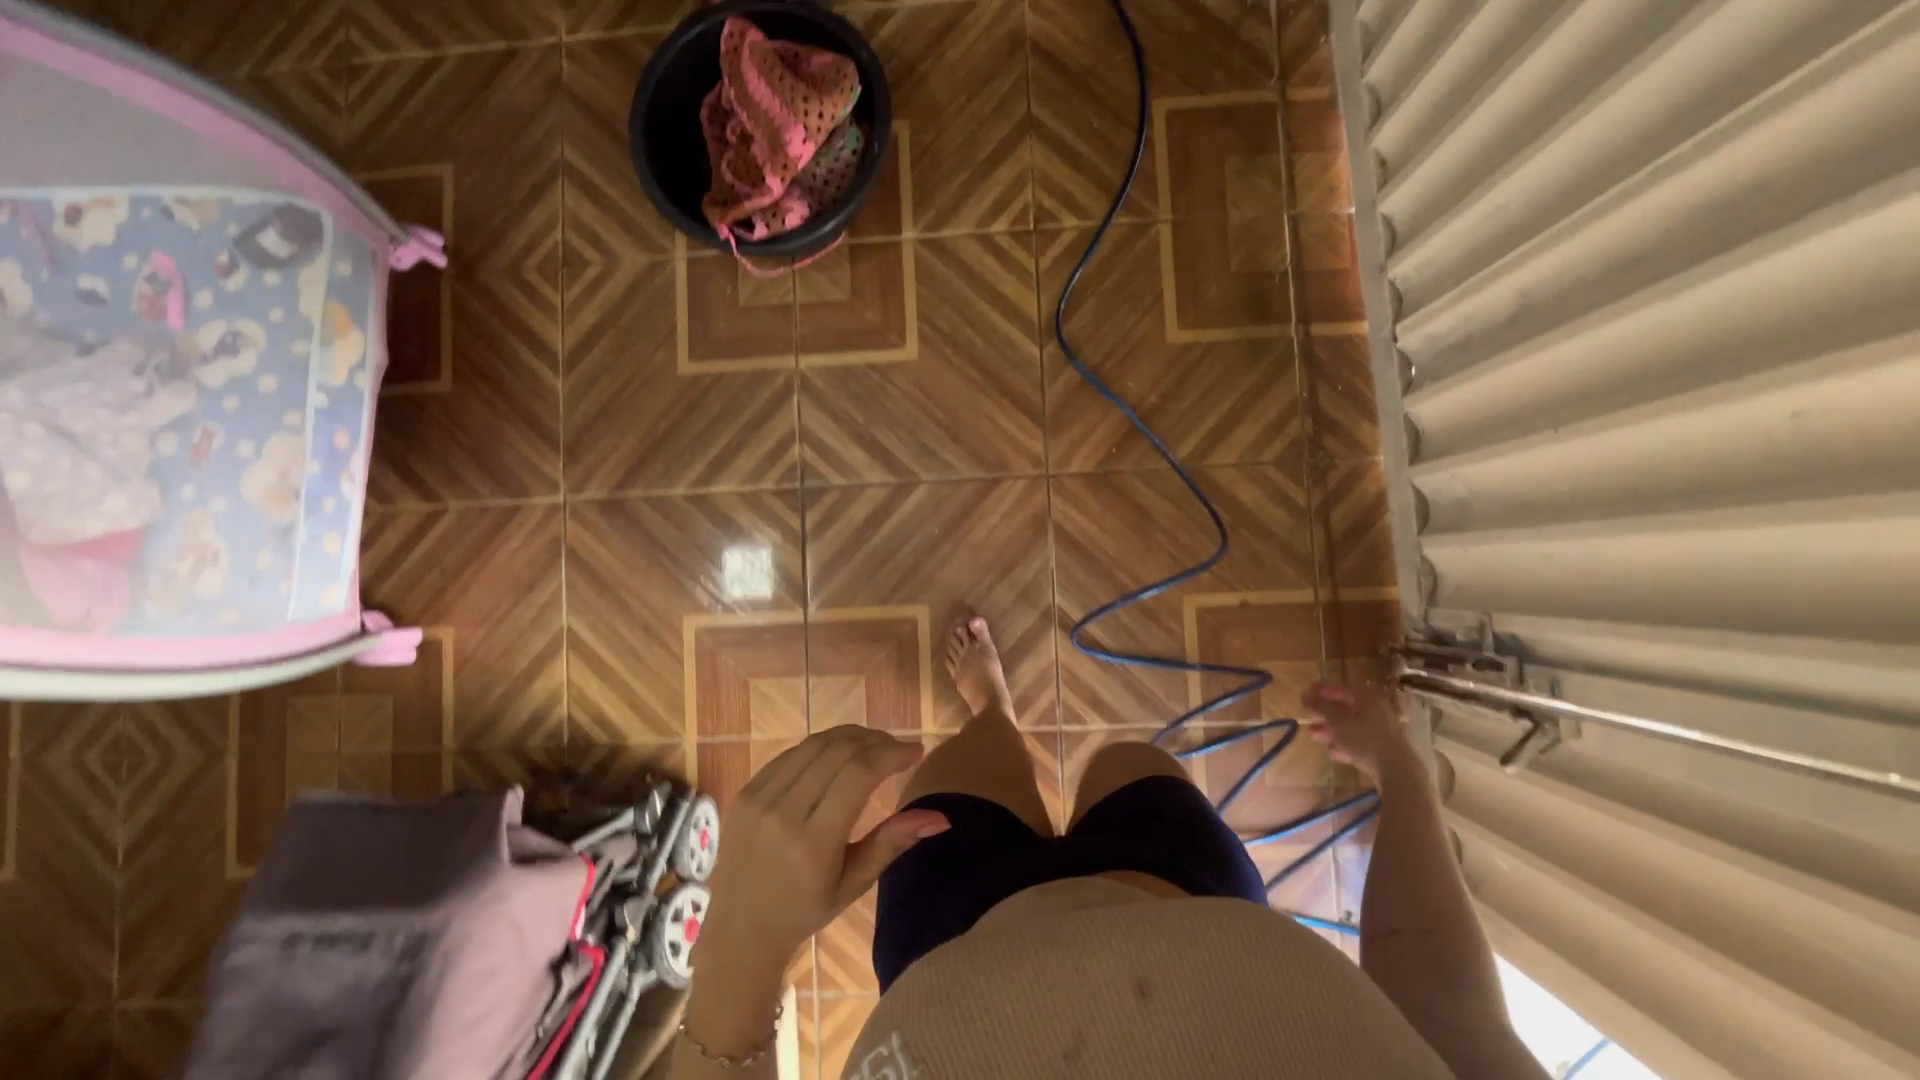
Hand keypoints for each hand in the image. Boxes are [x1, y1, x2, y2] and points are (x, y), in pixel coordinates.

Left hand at [695, 726, 949, 970]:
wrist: (740, 929)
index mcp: (812, 843)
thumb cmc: (805, 911)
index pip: (858, 775)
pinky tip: (838, 754)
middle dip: (876, 740)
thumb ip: (893, 842)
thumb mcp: (854, 883)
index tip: (916, 751)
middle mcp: (782, 813)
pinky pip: (789, 754)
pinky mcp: (744, 792)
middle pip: (837, 752)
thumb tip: (941, 817)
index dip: (891, 753)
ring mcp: (758, 799)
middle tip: (899, 746)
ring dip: (850, 736)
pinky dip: (820, 747)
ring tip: (875, 744)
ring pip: (813, 745)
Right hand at [1302, 680, 1416, 782]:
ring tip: (1314, 736)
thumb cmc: (1366, 740)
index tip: (1306, 693)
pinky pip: (1359, 742)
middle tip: (1308, 716)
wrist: (1397, 771)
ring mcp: (1380, 731)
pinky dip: (1345, 744)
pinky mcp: (1382, 749)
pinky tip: (1334, 753)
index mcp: (1368, 700)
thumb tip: (1305, 695)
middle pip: (1346, 708)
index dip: (1322, 689)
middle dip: (1325, 713)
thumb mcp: (1339, 722)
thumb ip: (1322, 707)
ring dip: (1332, 730)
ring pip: (1351, 726)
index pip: (1342, 688)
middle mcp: (1376, 711)